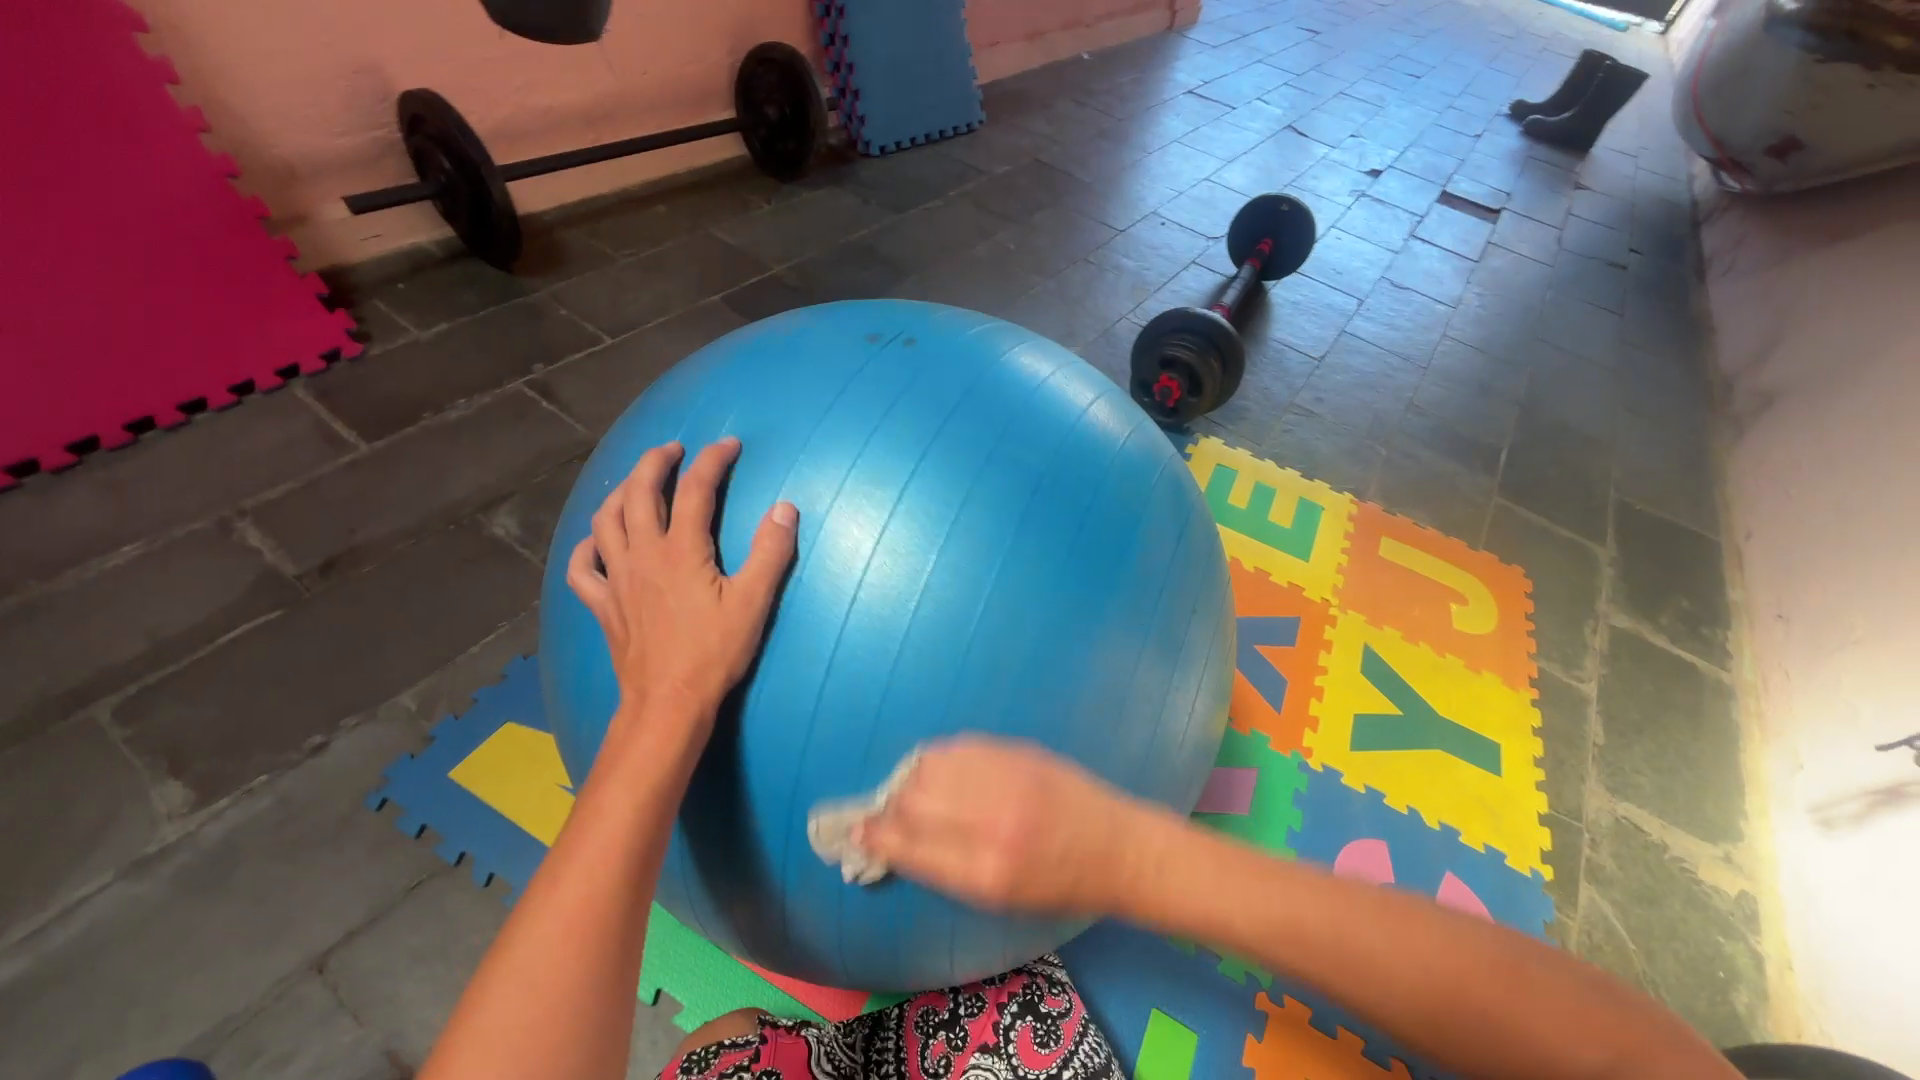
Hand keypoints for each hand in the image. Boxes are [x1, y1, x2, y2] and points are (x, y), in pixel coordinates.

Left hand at [566, 438, 797, 725]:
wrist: (667, 701)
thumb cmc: (714, 653)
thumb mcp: (753, 603)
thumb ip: (771, 551)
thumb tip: (785, 508)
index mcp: (681, 550)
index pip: (696, 489)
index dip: (713, 460)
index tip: (729, 444)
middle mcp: (642, 554)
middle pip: (639, 493)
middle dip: (655, 462)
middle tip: (673, 449)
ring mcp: (616, 579)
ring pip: (605, 520)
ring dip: (620, 492)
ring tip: (636, 482)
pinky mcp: (603, 604)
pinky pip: (581, 568)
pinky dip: (585, 547)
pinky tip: (595, 542)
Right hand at [856, 736, 1160, 916]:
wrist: (1117, 847)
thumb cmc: (1057, 883)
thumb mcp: (997, 895)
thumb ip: (940, 865)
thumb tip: (889, 839)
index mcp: (985, 871)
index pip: (907, 844)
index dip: (875, 836)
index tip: (858, 832)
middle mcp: (991, 821)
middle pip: (911, 799)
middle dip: (890, 807)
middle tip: (891, 815)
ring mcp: (1005, 778)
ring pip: (929, 765)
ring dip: (911, 779)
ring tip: (916, 791)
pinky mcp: (1016, 751)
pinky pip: (956, 746)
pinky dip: (939, 759)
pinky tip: (944, 771)